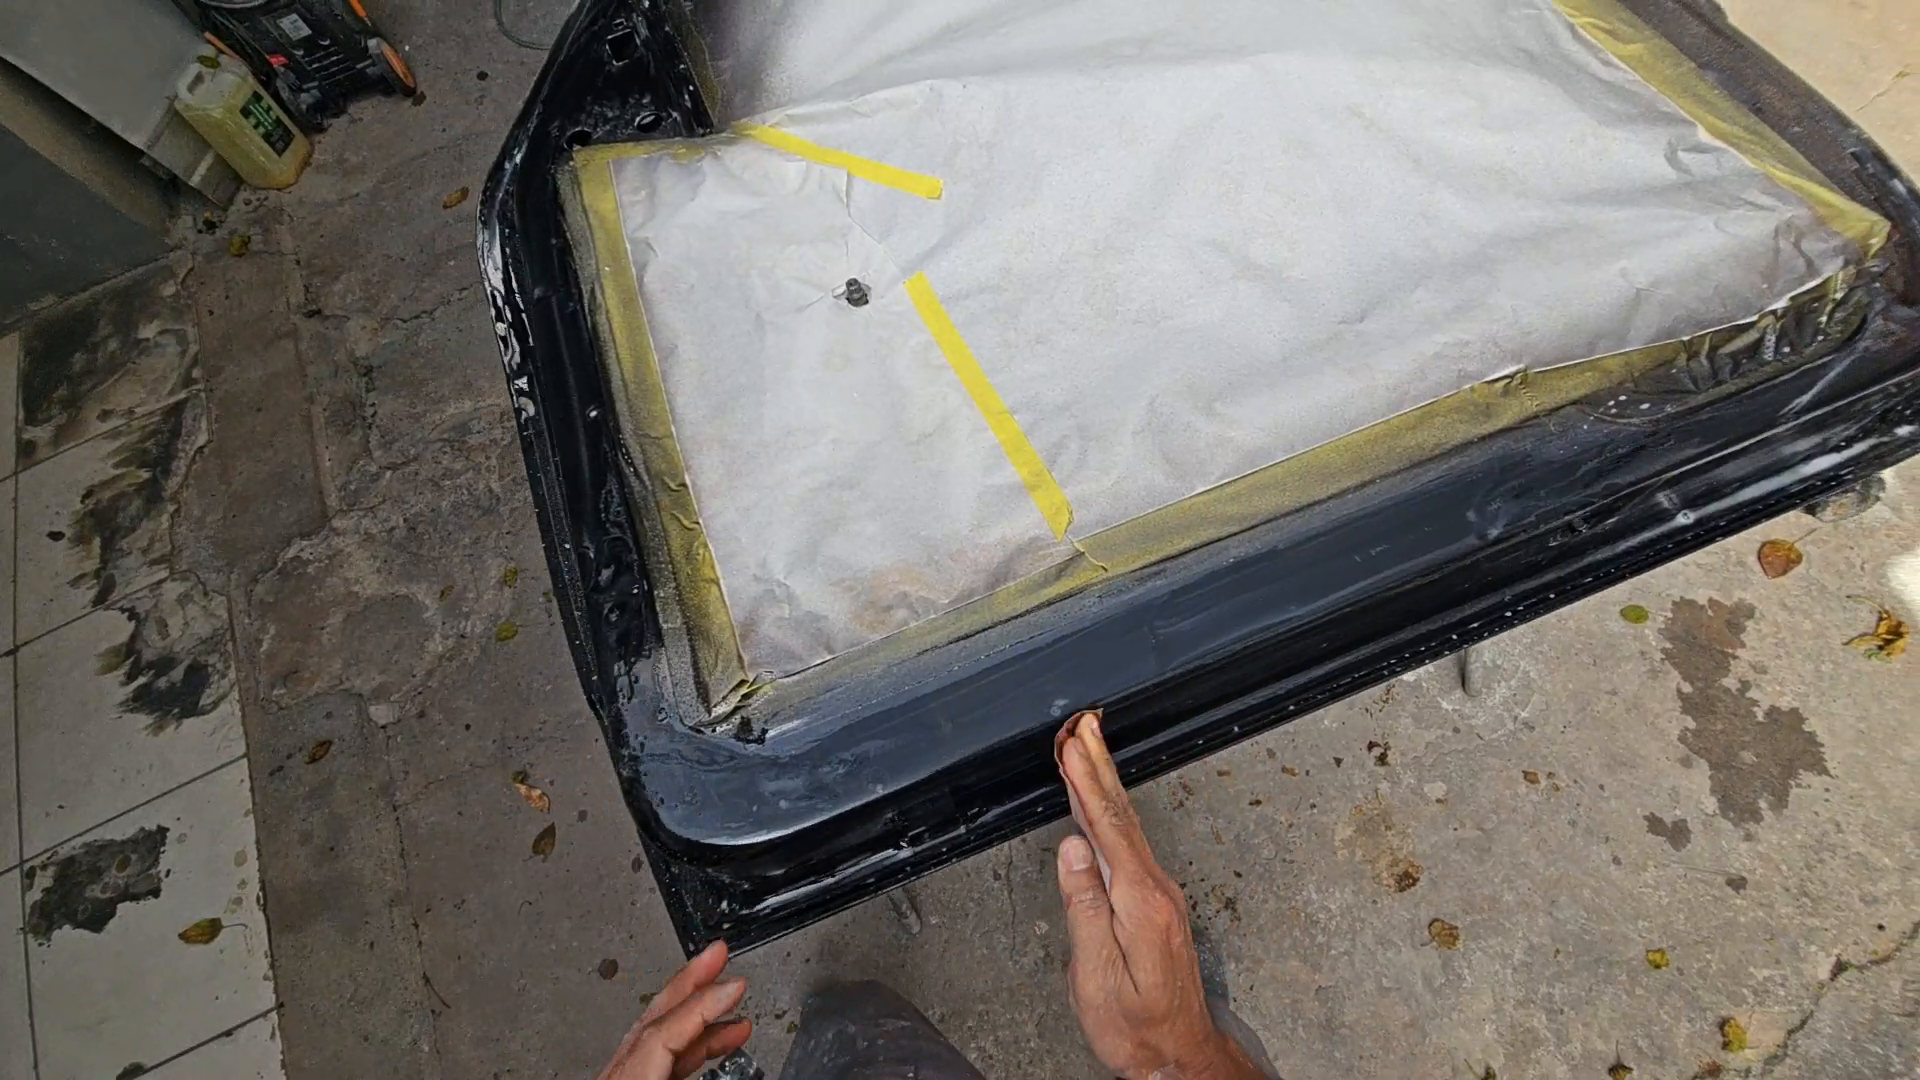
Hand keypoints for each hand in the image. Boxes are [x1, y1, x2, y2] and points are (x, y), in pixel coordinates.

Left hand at [597, 941, 752, 1079]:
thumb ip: (700, 1071)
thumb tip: (738, 1033)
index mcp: (625, 1079)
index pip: (661, 1032)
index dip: (702, 1003)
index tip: (737, 984)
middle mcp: (617, 1077)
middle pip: (652, 1019)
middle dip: (691, 981)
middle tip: (719, 952)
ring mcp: (620, 1079)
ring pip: (656, 1036)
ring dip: (700, 1013)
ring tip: (734, 998)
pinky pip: (657, 1056)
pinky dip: (689, 1041)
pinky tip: (715, 1039)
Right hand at [1055, 713, 1264, 1079]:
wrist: (1179, 1054)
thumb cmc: (1135, 1026)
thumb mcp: (1098, 977)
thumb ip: (1084, 907)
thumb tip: (1071, 848)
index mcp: (1139, 900)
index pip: (1106, 825)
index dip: (1086, 781)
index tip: (1071, 746)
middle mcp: (1154, 886)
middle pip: (1120, 811)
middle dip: (1099, 762)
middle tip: (1084, 724)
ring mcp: (1157, 889)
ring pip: (1125, 820)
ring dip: (1104, 777)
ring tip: (1087, 745)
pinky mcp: (1153, 896)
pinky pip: (1127, 837)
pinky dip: (1108, 807)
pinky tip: (1096, 797)